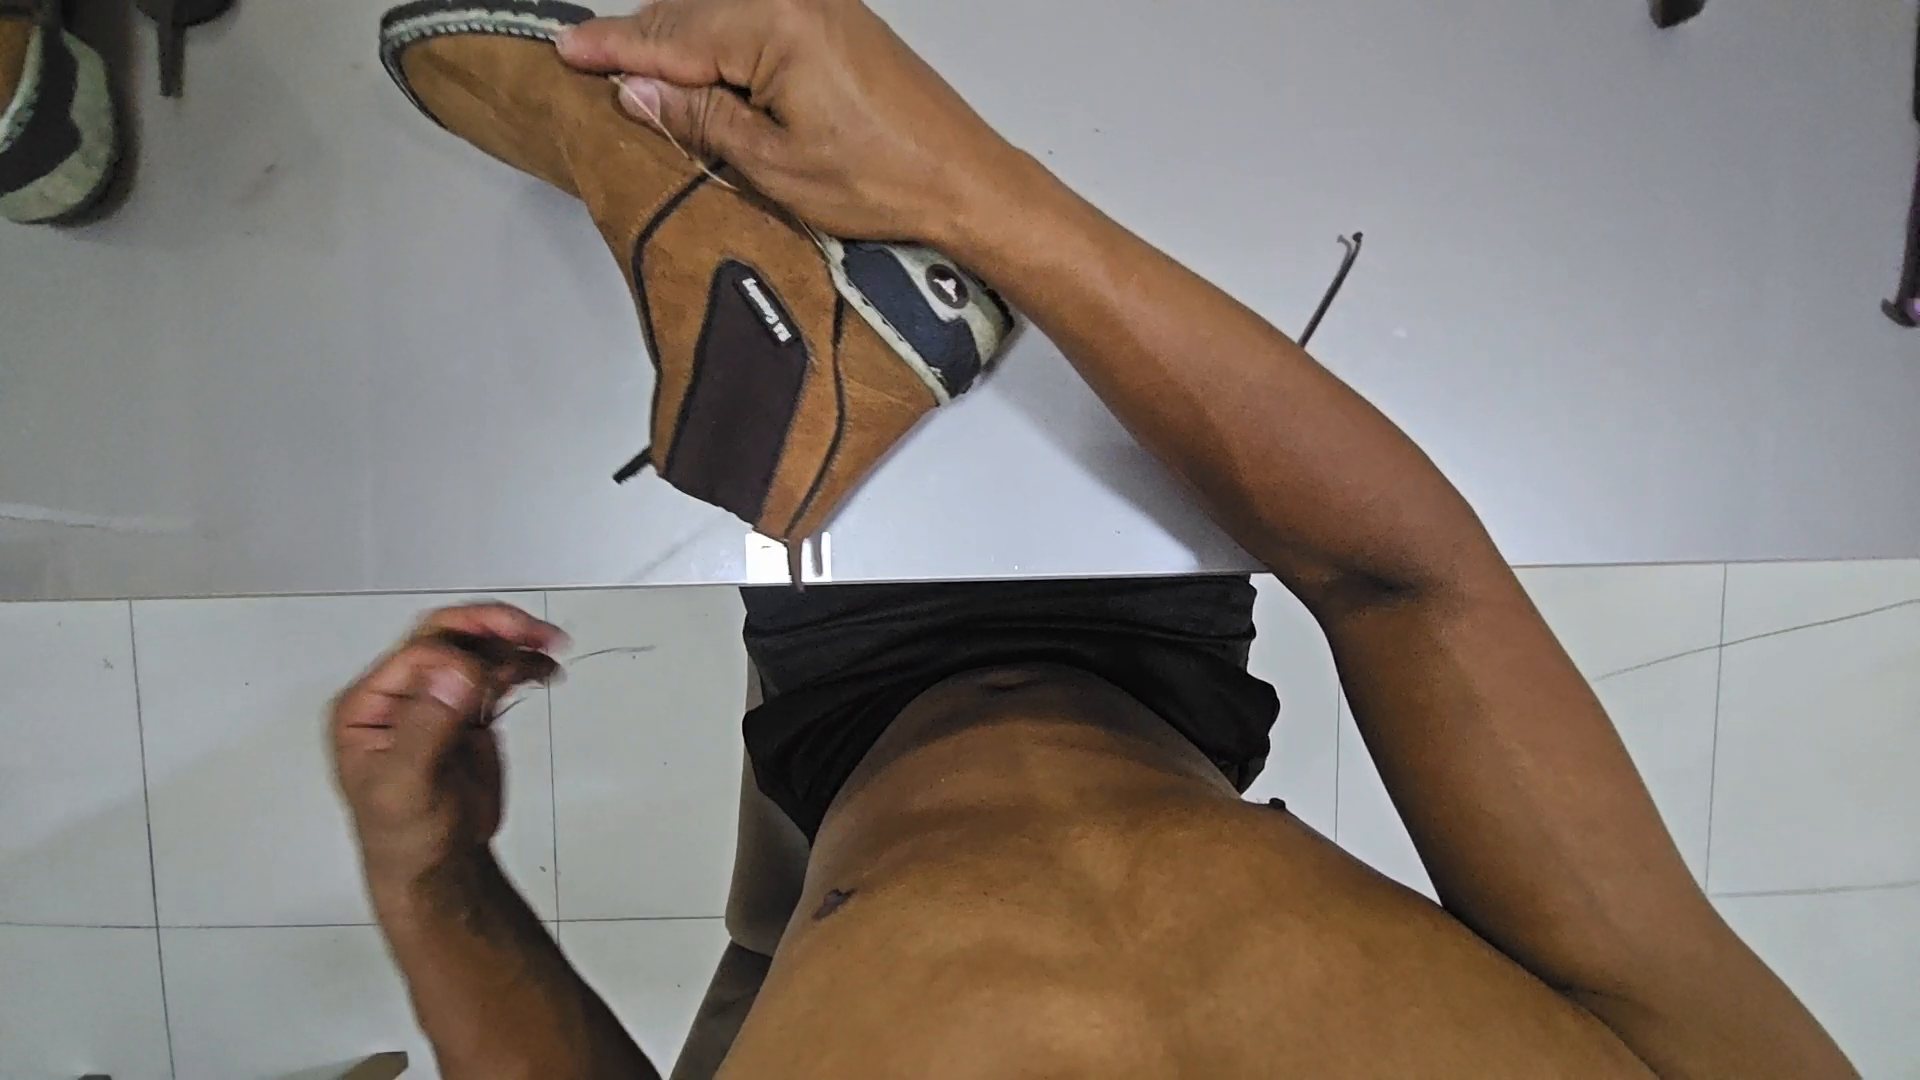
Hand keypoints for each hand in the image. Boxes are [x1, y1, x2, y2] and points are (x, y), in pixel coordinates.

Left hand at [330, 603, 566, 889]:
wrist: (438, 865)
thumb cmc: (409, 834)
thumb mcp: (407, 786)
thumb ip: (427, 726)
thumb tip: (458, 672)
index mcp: (370, 704)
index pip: (420, 653)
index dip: (463, 657)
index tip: (496, 683)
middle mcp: (401, 692)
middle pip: (449, 635)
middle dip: (495, 625)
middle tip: (538, 632)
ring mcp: (438, 698)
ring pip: (478, 646)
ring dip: (517, 641)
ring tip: (553, 647)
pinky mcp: (469, 710)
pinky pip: (498, 671)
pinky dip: (526, 663)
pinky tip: (547, 671)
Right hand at [556, 0, 1035, 244]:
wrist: (961, 178)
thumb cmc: (879, 182)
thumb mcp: (778, 166)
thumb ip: (704, 120)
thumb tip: (638, 91)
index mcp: (771, 23)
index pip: (669, 34)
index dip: (614, 48)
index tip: (566, 51)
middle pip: (692, 12)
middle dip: (643, 41)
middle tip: (596, 62)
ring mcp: (820, 3)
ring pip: (724, 14)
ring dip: (683, 42)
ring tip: (643, 71)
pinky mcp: (839, 22)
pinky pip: (760, 20)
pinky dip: (725, 42)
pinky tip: (709, 66)